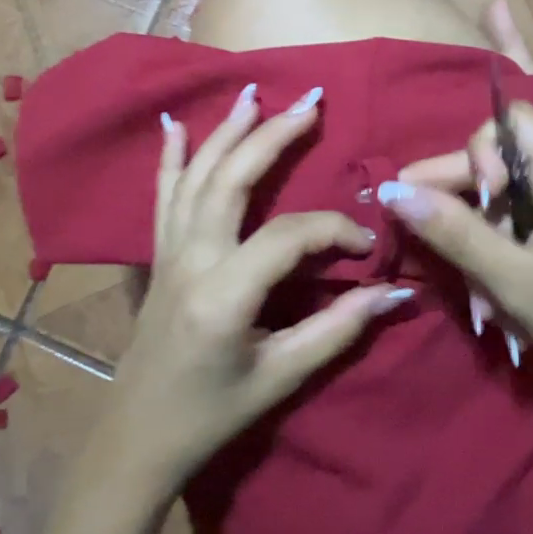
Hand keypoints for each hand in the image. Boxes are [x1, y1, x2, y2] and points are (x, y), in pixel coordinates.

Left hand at [93, 83, 414, 488]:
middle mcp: (191, 261)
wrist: (138, 438)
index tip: (366, 246)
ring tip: (252, 95)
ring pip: (196, 179)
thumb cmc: (212, 414)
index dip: (332, 230)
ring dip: (225, 133)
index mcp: (223, 294)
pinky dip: (170, 158)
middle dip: (272, 137)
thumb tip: (394, 290)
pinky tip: (174, 126)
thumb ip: (338, 330)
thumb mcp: (280, 378)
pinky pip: (162, 198)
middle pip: (231, 181)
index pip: (286, 236)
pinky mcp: (156, 257)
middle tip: (309, 102)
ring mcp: (167, 254)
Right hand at [386, 101, 532, 398]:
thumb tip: (393, 192)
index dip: (481, 146)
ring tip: (474, 299)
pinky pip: (518, 239)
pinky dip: (498, 266)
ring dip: (477, 246)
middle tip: (416, 230)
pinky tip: (493, 308)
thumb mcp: (517, 281)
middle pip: (499, 166)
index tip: (473, 194)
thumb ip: (456, 234)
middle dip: (459, 200)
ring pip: (503, 209)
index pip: (515, 120)